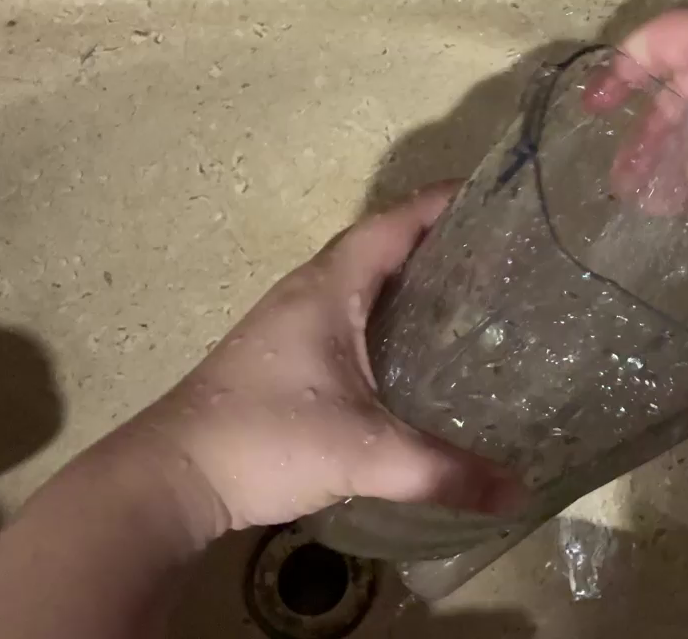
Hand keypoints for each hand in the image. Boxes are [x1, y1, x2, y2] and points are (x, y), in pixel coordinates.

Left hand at [123, 186, 517, 536]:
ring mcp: (292, 315)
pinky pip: (348, 298)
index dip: (441, 202)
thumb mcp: (364, 455)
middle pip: (381, 239)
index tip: (492, 195)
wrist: (168, 480)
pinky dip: (385, 296)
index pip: (394, 223)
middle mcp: (311, 287)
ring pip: (361, 270)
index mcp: (331, 286)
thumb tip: (518, 493)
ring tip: (464, 279)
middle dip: (435, 231)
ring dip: (407, 264)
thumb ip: (442, 472)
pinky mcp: (284, 344)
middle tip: (492, 242)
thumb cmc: (265, 442)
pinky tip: (411, 330)